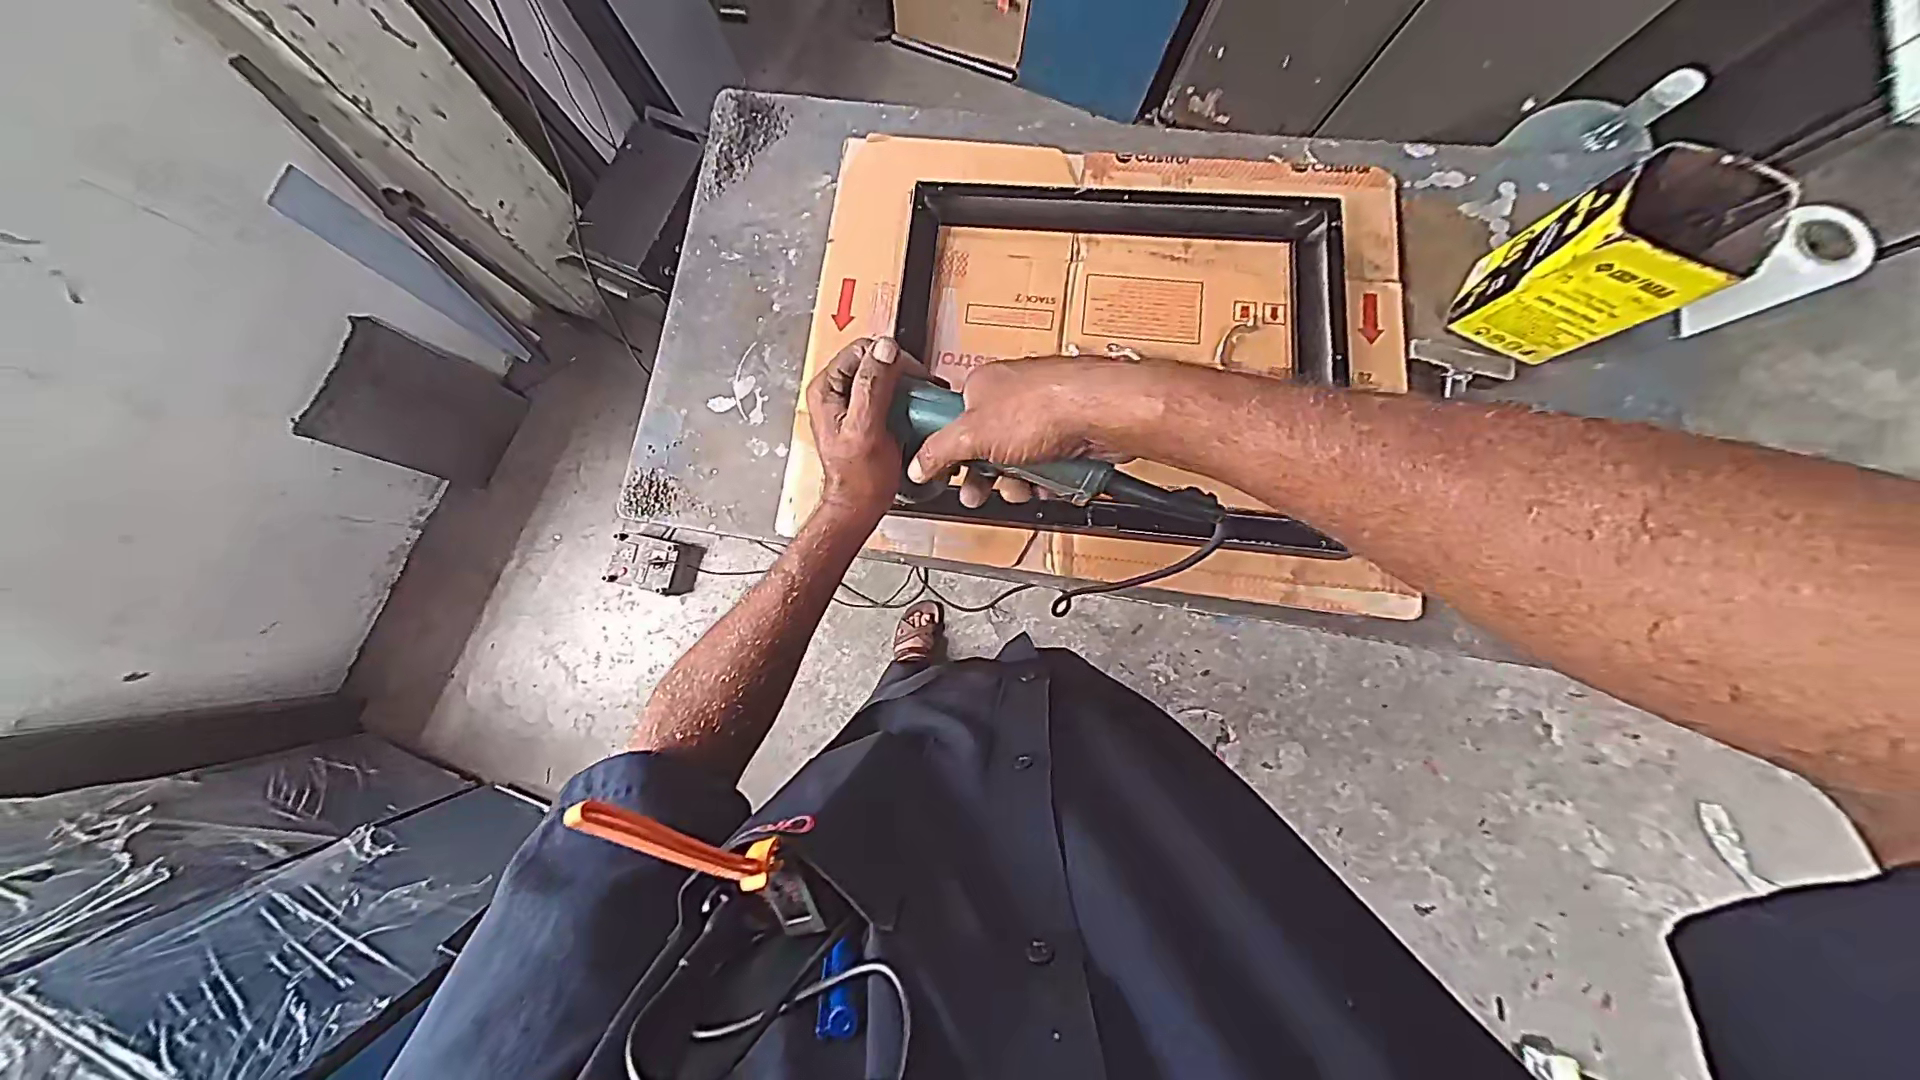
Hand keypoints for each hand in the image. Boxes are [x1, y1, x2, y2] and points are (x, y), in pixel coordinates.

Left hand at [807, 337, 927, 522]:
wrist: (860, 504)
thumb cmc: (858, 478)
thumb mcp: (866, 428)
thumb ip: (873, 387)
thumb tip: (884, 350)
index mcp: (827, 389)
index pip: (862, 350)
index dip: (891, 358)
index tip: (912, 375)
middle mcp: (836, 392)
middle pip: (875, 360)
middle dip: (903, 372)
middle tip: (922, 388)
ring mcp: (852, 404)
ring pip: (884, 376)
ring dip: (907, 385)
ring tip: (923, 399)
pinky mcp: (867, 415)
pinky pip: (889, 395)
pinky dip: (906, 399)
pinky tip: (917, 411)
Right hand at [907, 357, 1157, 498]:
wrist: (1101, 413)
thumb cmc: (1046, 405)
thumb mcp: (974, 434)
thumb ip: (940, 451)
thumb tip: (917, 465)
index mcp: (982, 386)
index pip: (951, 422)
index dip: (948, 452)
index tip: (944, 473)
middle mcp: (1011, 398)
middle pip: (984, 447)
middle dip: (983, 476)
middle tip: (977, 493)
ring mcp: (1040, 417)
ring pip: (1016, 461)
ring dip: (1016, 482)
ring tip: (1021, 487)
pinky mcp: (1065, 436)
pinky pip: (1044, 465)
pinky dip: (1044, 479)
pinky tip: (1047, 483)